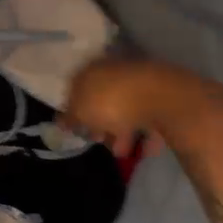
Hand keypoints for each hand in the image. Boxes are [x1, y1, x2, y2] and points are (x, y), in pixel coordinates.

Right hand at [64, 58, 220, 154]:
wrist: (163, 99)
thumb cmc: (112, 103)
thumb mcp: (80, 113)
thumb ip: (69, 117)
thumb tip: (59, 121)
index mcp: (93, 69)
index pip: (78, 86)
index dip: (74, 108)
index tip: (75, 127)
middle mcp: (116, 71)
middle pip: (103, 98)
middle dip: (100, 121)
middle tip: (98, 140)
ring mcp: (142, 82)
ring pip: (128, 108)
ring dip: (123, 131)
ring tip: (122, 153)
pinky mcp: (164, 97)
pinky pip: (150, 118)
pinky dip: (146, 134)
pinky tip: (144, 150)